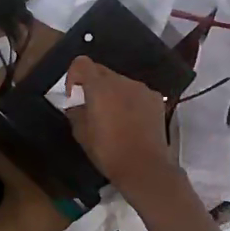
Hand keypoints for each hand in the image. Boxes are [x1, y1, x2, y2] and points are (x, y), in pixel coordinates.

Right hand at [66, 57, 183, 201]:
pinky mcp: (156, 99)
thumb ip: (76, 113)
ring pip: (120, 82)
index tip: (74, 96)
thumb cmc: (108, 150)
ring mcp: (142, 88)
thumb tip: (76, 105)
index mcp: (100, 87)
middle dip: (92, 84)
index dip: (73, 76)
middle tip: (91, 107)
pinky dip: (129, 100)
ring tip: (112, 116)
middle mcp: (121, 81)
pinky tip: (130, 121)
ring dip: (111, 93)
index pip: (81, 63)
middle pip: (101, 70)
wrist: (145, 167)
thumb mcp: (81, 134)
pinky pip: (136, 92)